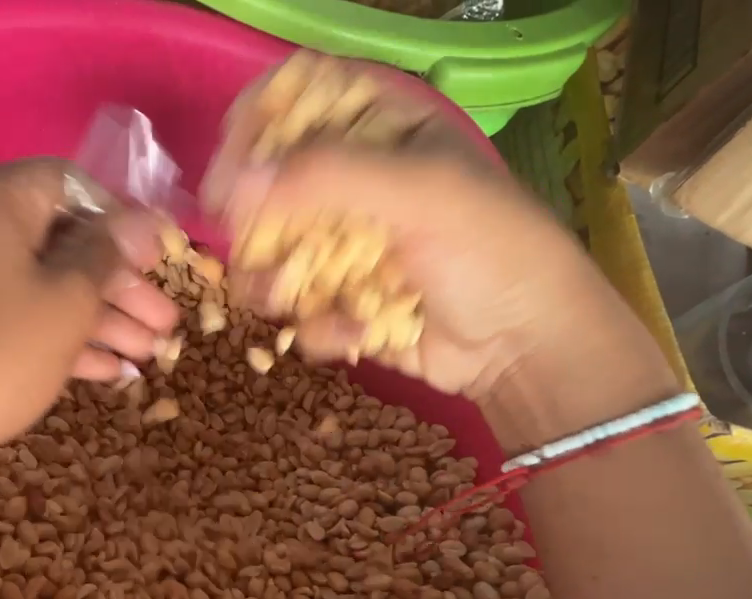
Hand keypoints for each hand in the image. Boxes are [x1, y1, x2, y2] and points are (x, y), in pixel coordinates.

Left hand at [0, 158, 178, 469]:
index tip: (162, 261)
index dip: (125, 222)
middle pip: (63, 242)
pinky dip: (62, 339)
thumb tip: (147, 222)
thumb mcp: (66, 302)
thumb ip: (109, 255)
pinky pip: (19, 316)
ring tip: (152, 356)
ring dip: (101, 320)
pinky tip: (111, 373)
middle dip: (122, 286)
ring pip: (46, 286)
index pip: (75, 187)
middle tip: (167, 323)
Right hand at [201, 56, 676, 447]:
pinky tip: (356, 334)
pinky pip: (299, 312)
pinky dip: (319, 328)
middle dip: (252, 222)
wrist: (522, 344)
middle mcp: (352, 185)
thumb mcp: (420, 193)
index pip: (297, 102)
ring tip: (291, 301)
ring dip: (273, 283)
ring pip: (269, 256)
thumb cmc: (492, 249)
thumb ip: (328, 177)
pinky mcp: (340, 304)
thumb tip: (235, 184)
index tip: (229, 169)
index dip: (255, 125)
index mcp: (380, 132)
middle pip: (268, 184)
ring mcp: (342, 248)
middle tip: (245, 247)